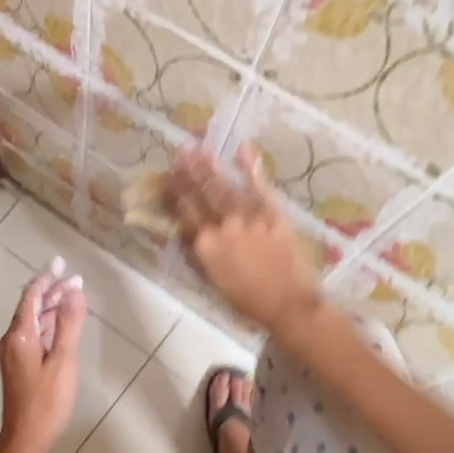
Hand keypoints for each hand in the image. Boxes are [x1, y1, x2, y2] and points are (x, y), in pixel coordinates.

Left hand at [0, 256, 86, 452]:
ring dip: (51, 307)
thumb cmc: (46, 401)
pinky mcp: (18, 365)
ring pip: (32, 321)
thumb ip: (69, 325)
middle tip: (74, 278)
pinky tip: (61, 324)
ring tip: (73, 295)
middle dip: (52, 290)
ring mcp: (13, 353)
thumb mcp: (63, 362)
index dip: (47, 277)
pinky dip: (48, 324)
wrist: (25, 438)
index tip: (62, 263)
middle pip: (31, 306)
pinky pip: (32, 334)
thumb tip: (74, 290)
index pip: (31, 296)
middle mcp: (11, 340)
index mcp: (20, 336)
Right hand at [166, 142, 324, 342]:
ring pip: (224, 186)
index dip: (173, 194)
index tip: (165, 178)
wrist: (287, 304)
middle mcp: (222, 225)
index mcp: (204, 245)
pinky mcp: (272, 214)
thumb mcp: (210, 281)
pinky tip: (242, 148)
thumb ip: (196, 254)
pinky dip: (251, 166)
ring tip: (198, 148)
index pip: (183, 212)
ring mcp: (248, 217)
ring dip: (209, 165)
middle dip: (188, 172)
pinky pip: (259, 186)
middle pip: (200, 194)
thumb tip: (182, 232)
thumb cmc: (245, 301)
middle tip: (179, 152)